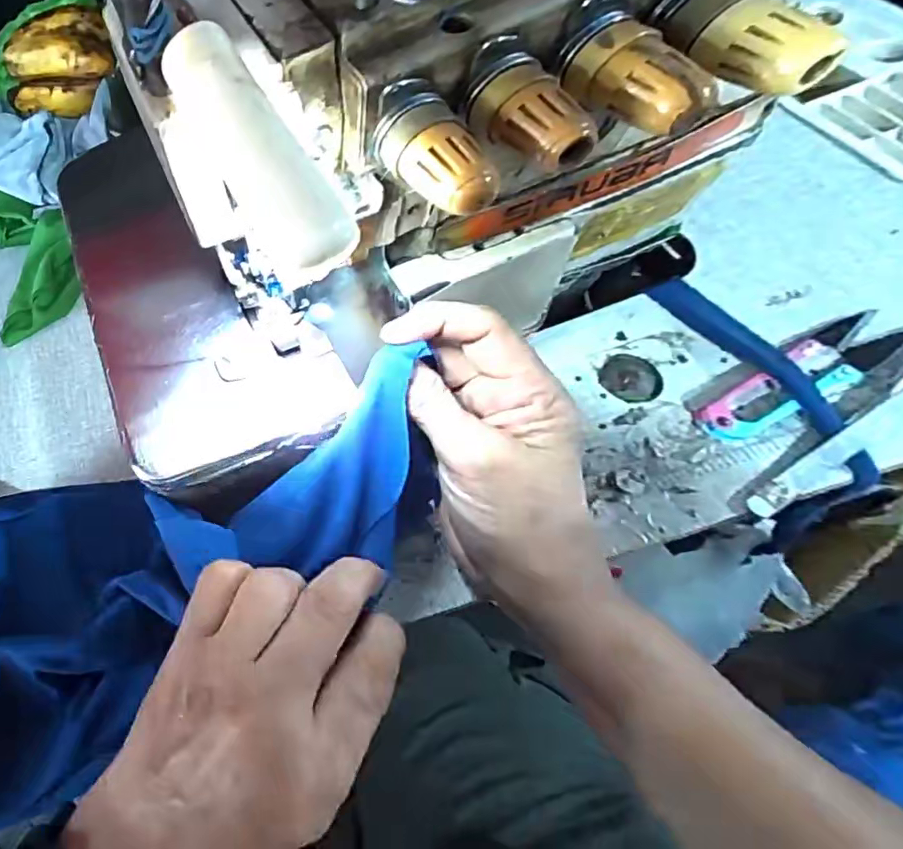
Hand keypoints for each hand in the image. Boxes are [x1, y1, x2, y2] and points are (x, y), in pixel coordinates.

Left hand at [65, 559, 404, 848]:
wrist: (161, 819)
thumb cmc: (254, 805)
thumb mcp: (323, 782)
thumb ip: (356, 707)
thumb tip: (378, 635)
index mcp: (312, 746)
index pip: (368, 664)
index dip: (385, 629)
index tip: (382, 621)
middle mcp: (267, 690)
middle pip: (325, 605)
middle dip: (356, 577)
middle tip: (362, 579)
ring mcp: (220, 657)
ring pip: (273, 582)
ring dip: (296, 583)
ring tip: (297, 602)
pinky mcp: (186, 640)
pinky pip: (220, 577)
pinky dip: (244, 576)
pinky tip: (250, 599)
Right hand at [379, 302, 610, 614]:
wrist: (529, 582)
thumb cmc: (520, 521)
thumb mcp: (477, 458)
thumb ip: (436, 407)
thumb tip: (402, 369)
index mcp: (528, 389)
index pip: (483, 329)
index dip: (438, 320)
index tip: (393, 336)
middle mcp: (504, 395)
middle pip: (456, 350)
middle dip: (415, 349)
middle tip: (375, 365)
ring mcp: (479, 419)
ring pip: (436, 378)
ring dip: (405, 377)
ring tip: (373, 384)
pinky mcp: (456, 441)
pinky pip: (426, 408)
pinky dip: (402, 403)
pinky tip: (381, 405)